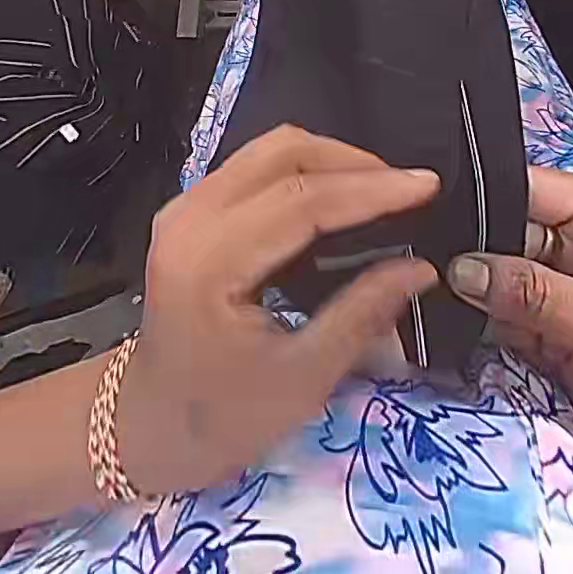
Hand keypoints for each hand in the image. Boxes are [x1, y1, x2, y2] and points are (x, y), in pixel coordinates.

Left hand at [117, 125, 440, 495]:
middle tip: (405, 189)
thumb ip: (363, 313)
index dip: (371, 189)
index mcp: (209, 262)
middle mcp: (190, 218)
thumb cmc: (220, 416)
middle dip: (355, 164)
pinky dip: (307, 169)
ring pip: (272, 149)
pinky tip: (338, 194)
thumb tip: (421, 268)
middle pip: (285, 154)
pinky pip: (259, 164)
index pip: (302, 201)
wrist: (147, 424)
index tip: (425, 186)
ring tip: (380, 189)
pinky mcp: (193, 207)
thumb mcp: (301, 379)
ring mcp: (186, 206)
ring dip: (333, 160)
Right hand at [447, 166, 572, 573]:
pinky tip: (445, 330)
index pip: (534, 190)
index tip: (425, 216)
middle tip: (413, 265)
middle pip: (509, 234)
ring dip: (468, 294)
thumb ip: (542, 297)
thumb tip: (463, 266)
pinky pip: (509, 330)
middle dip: (468, 251)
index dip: (483, 199)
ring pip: (503, 284)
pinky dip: (481, 332)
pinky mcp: (564, 352)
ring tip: (419, 296)